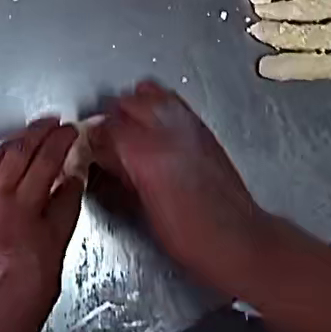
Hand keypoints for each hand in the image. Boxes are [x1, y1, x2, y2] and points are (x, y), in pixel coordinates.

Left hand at [0, 118, 84, 331]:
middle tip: (69, 129)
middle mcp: (18, 217)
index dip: (77, 176)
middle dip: (60, 141)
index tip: (81, 165)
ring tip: (46, 124)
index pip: (69, 195)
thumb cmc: (3, 326)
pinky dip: (3, 149)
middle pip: (45, 163)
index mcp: (44, 243)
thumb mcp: (48, 288)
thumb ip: (58, 239)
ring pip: (16, 155)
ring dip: (33, 135)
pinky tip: (12, 143)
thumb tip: (63, 204)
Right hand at [90, 81, 277, 291]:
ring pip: (149, 93)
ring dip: (136, 104)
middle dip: (113, 115)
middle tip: (108, 134)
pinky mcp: (201, 126)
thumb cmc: (190, 236)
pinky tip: (156, 124)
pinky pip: (172, 101)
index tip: (92, 142)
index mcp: (146, 154)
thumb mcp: (146, 209)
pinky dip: (158, 105)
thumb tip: (108, 156)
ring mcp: (186, 124)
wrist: (238, 238)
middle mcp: (165, 131)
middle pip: (126, 101)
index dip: (96, 133)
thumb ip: (124, 173)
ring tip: (131, 124)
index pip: (108, 126)